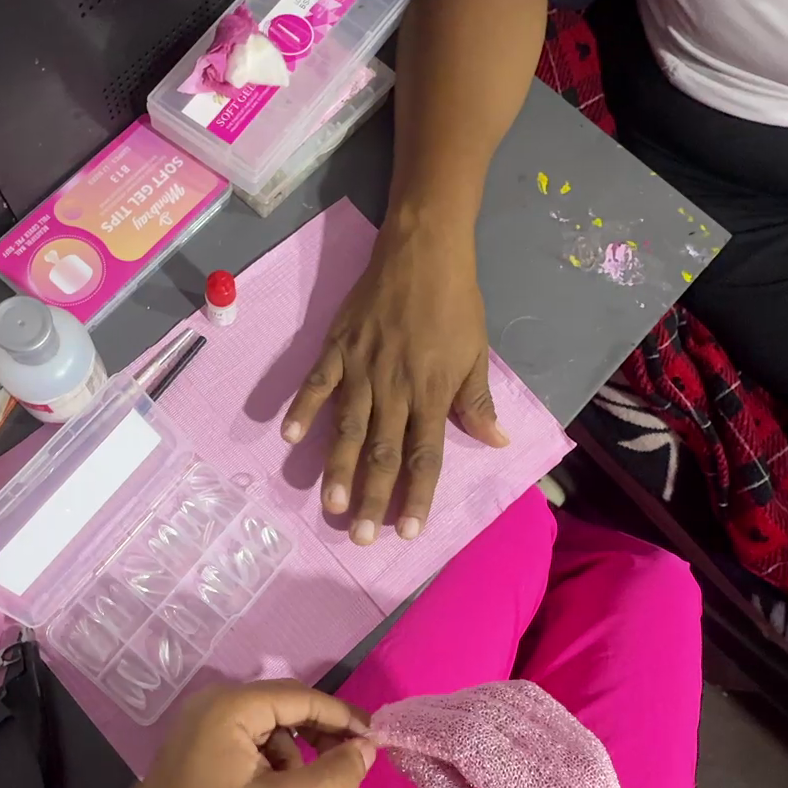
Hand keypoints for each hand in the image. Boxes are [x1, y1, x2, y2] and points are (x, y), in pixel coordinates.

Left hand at [1, 682, 374, 787]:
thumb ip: (333, 775)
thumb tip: (368, 747)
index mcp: (231, 706)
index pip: (302, 696)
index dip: (343, 716)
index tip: (377, 740)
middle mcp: (212, 702)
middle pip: (283, 705)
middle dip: (320, 734)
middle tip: (353, 764)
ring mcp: (198, 723)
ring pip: (267, 726)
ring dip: (293, 753)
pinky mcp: (194, 746)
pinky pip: (246, 740)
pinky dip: (269, 761)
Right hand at [281, 213, 510, 545]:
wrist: (423, 251)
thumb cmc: (454, 305)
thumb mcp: (476, 353)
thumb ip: (477, 402)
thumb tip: (497, 443)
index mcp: (432, 393)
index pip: (424, 456)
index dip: (417, 496)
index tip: (408, 532)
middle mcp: (396, 389)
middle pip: (383, 452)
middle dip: (374, 497)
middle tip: (362, 536)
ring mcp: (362, 369)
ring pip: (350, 427)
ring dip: (340, 468)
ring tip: (332, 505)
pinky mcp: (336, 348)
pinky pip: (317, 384)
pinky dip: (303, 409)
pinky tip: (290, 438)